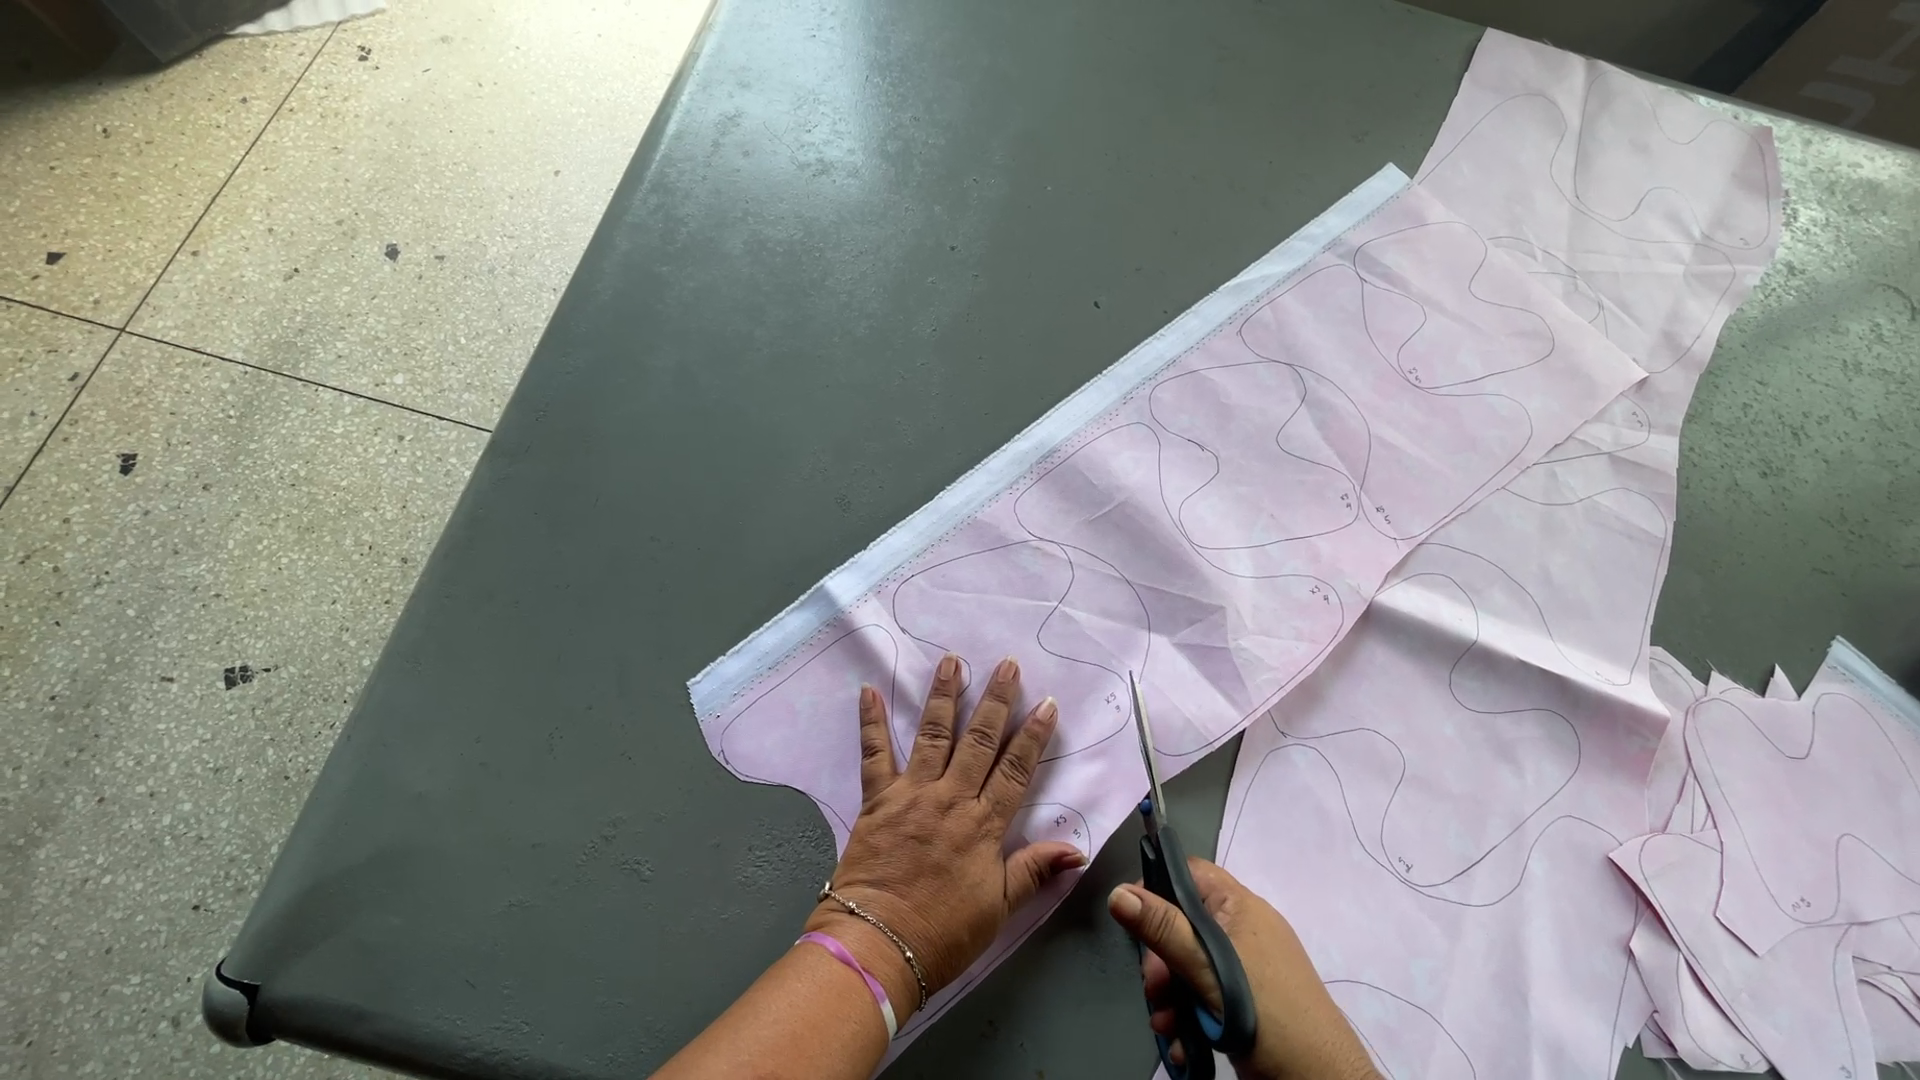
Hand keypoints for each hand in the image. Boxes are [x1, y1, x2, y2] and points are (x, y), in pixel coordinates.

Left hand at [804, 653, 1085, 1021]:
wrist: (878, 945)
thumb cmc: (944, 933)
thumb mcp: (999, 908)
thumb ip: (1033, 870)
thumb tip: (1075, 850)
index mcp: (983, 825)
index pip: (1015, 770)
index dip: (1032, 736)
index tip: (1045, 703)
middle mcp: (950, 799)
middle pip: (978, 741)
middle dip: (995, 700)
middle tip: (1006, 664)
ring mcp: (912, 795)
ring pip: (933, 735)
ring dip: (943, 696)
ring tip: (951, 661)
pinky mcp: (877, 800)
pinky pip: (874, 754)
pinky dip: (871, 722)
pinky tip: (870, 691)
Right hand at [1108, 858, 1381, 1079]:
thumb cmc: (1268, 1015)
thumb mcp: (1209, 969)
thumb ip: (1162, 929)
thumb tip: (1116, 892)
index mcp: (1239, 907)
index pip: (1189, 873)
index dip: (1156, 887)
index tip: (1133, 917)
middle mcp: (1240, 931)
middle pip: (1181, 924)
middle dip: (1160, 959)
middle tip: (1154, 989)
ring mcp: (1243, 968)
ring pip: (1187, 964)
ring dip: (1169, 994)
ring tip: (1166, 1024)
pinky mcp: (1243, 1002)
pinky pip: (1203, 993)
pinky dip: (1187, 1014)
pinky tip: (1181, 1040)